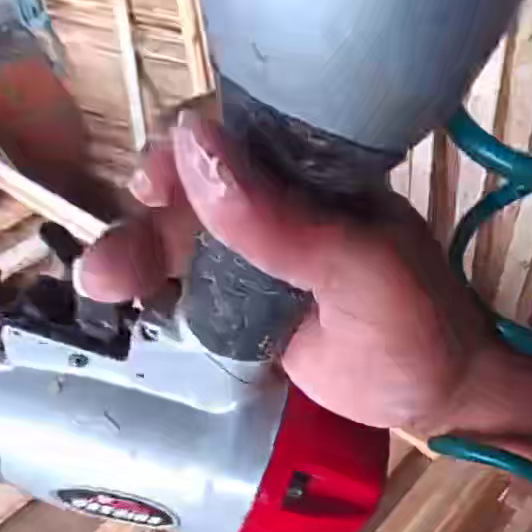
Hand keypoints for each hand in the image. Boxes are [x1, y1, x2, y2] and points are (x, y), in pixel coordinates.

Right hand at [76, 110, 521, 434]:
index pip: (233, 135)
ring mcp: (256, 258)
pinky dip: (154, 292)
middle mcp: (276, 206)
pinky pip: (188, 287)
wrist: (431, 396)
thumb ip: (279, 223)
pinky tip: (123, 304)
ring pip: (180, 240)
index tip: (153, 185)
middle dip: (144, 219)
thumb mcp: (355, 272)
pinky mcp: (244, 306)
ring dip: (135, 255)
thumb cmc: (413, 329)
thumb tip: (193, 146)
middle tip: (112, 264)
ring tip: (101, 286)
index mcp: (311, 174)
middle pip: (191, 191)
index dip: (183, 150)